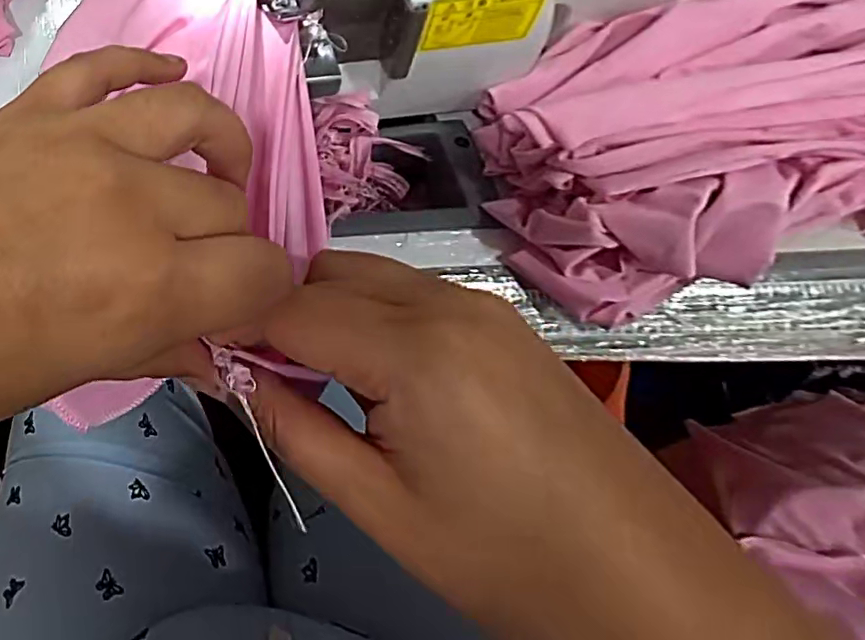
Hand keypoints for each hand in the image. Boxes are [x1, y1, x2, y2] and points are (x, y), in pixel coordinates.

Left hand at [0, 46, 293, 484]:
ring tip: (216, 167)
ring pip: (192, 112)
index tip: (244, 302)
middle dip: (231, 239)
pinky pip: (107, 64)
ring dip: (220, 142)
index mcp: (144, 285)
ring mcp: (77, 137)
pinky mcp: (31, 108)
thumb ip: (155, 349)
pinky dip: (146, 62)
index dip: (263, 292)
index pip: (261, 273)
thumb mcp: (64, 375)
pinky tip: (168, 72)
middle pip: (228, 203)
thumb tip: (218, 355)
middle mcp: (128, 197)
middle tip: (204, 262)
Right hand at [249, 251, 832, 639]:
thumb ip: (289, 426)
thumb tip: (227, 371)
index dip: (237, 322)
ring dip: (318, 304)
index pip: (287, 306)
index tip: (207, 347)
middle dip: (275, 309)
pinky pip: (401, 287)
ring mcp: (475, 302)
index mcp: (414, 350)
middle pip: (320, 275)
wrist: (657, 591)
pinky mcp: (496, 314)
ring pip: (358, 272)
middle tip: (257, 366)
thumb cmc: (507, 561)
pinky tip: (368, 363)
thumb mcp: (378, 507)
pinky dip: (362, 308)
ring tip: (310, 368)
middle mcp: (443, 302)